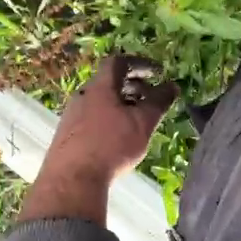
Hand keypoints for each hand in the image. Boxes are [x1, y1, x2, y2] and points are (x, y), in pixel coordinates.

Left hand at [20, 56, 177, 225]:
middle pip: (110, 81)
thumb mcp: (143, 122)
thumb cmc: (111, 144)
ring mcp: (72, 114)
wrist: (72, 178)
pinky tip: (120, 135)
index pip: (119, 62)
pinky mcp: (68, 133)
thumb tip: (172, 86)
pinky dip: (111, 116)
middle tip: (153, 96)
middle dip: (134, 85)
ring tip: (139, 118)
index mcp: (100, 87)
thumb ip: (159, 102)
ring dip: (123, 102)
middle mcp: (83, 95)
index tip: (159, 72)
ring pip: (102, 100)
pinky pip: (94, 115)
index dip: (141, 63)